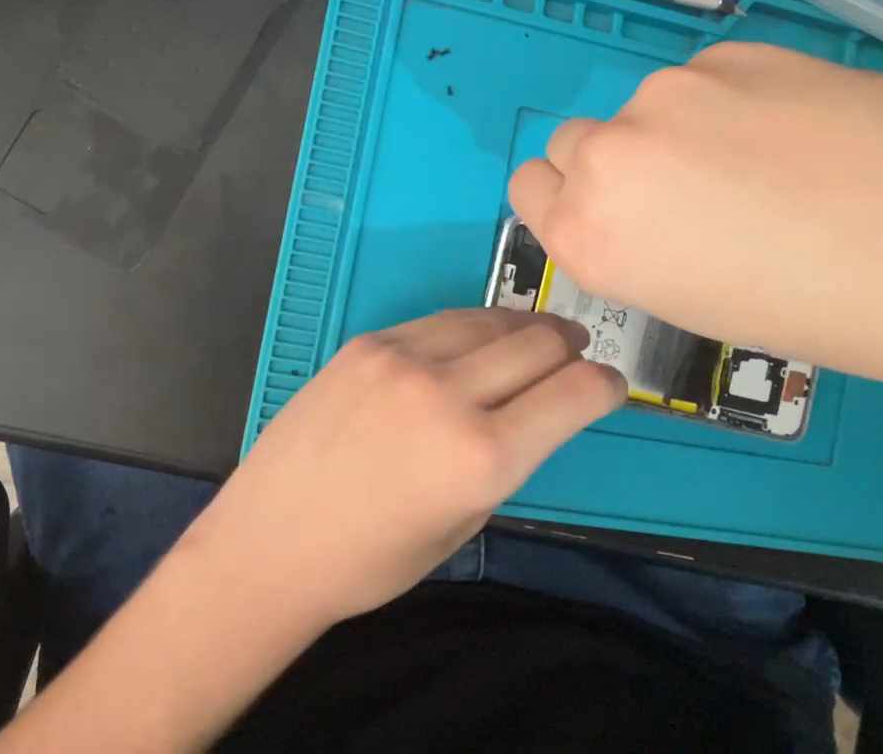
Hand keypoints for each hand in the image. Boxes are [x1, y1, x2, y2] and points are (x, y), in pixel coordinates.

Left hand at [176, 308, 624, 625]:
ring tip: (536, 338)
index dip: (607, 385)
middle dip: (571, 348)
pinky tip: (476, 340)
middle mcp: (449, 394)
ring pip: (491, 320)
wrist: (271, 540)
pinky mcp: (367, 343)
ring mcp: (402, 359)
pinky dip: (472, 328)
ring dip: (525, 329)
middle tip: (577, 355)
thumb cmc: (372, 561)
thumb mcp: (463, 525)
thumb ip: (506, 460)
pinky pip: (440, 321)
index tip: (611, 385)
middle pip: (540, 343)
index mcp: (483, 458)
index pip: (575, 393)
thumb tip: (535, 413)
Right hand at [507, 41, 882, 386]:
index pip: (531, 189)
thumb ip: (636, 244)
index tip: (619, 219)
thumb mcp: (696, 302)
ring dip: (679, 130)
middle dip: (614, 166)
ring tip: (767, 165)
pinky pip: (707, 78)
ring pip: (645, 107)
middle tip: (690, 195)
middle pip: (574, 142)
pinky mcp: (738, 51)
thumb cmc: (826, 316)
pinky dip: (733, 102)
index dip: (571, 205)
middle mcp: (608, 155)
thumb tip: (642, 203)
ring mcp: (671, 93)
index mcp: (590, 235)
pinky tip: (802, 133)